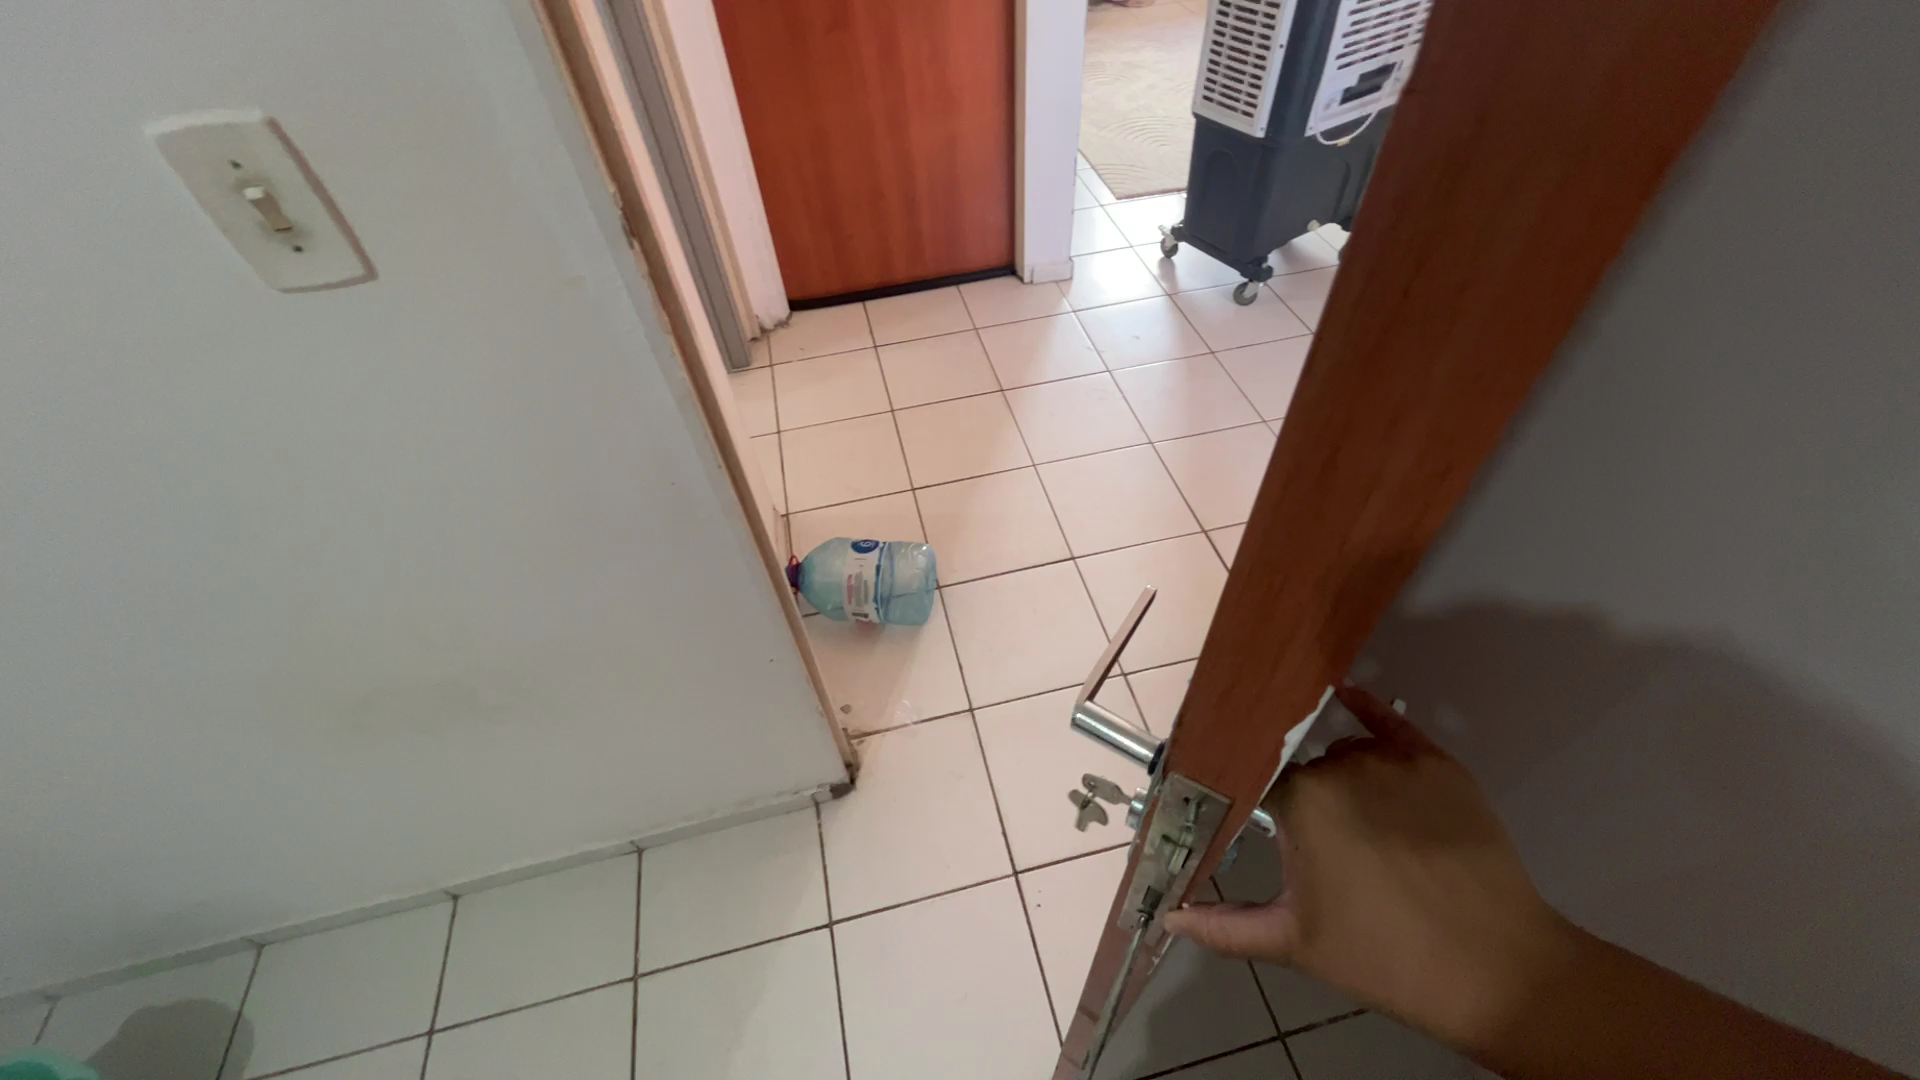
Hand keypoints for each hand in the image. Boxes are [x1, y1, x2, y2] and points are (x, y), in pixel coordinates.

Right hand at [1164, 686, 1576, 1049]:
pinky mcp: (1438, 762)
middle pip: (1300, 767)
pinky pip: (1389, 725)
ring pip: (1342, 753)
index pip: (1253, 778)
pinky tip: (1345, 695)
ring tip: (1353, 823)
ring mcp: (1394, 760)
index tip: (1237, 808)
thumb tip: (1168, 919)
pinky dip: (1365, 710)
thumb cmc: (1385, 956)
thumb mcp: (1295, 943)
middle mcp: (1340, 764)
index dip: (1244, 791)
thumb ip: (1223, 927)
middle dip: (1297, 797)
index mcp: (1300, 800)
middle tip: (1307, 840)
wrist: (1501, 973)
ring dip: (1337, 776)